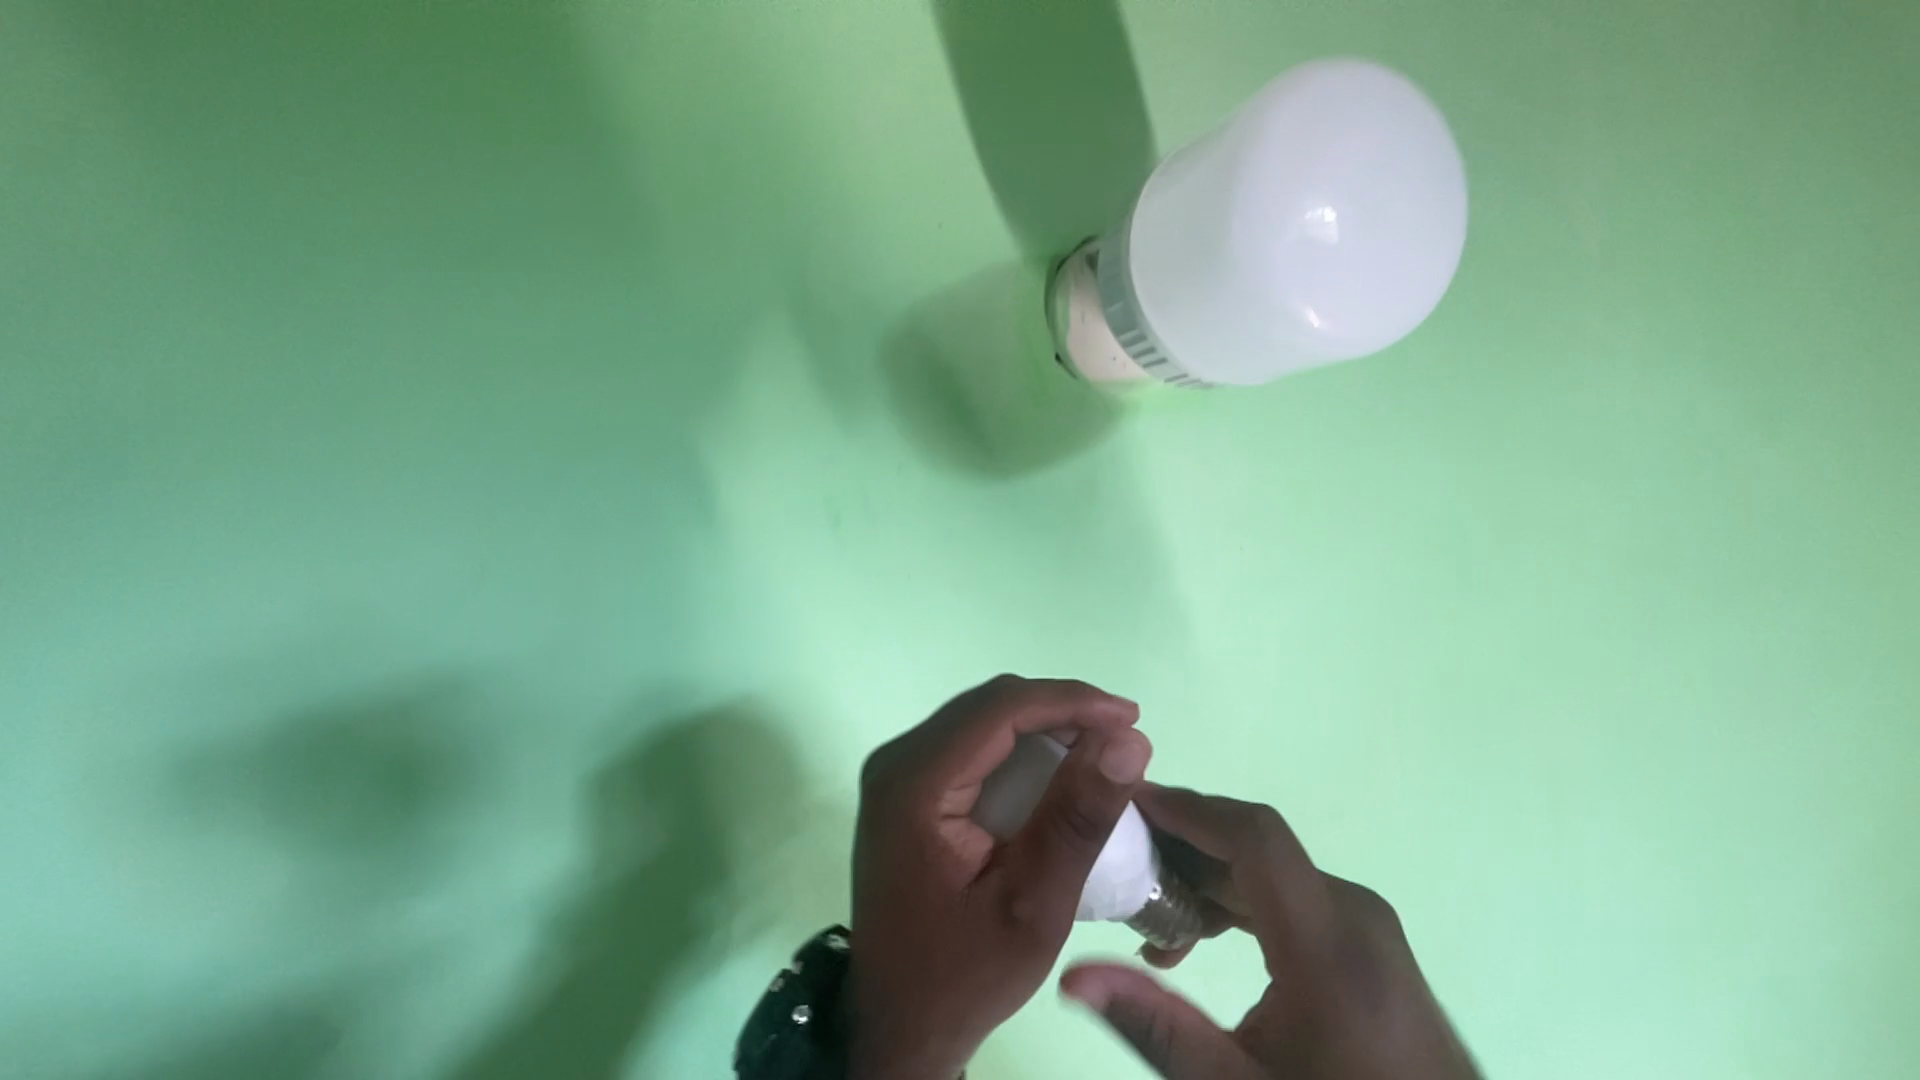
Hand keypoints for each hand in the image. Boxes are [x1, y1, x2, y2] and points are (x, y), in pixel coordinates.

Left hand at [846, 675, 1153, 1079]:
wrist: (900, 1024)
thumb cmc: (964, 974)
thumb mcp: (1033, 905)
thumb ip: (1077, 819)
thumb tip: (1130, 740)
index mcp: (915, 784)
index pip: (999, 709)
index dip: (1070, 701)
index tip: (1131, 718)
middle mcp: (897, 762)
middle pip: (989, 706)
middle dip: (1061, 711)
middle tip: (1123, 740)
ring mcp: (898, 774)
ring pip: (981, 719)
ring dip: (1043, 727)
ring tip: (1102, 753)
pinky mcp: (907, 789)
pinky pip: (971, 745)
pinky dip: (1020, 750)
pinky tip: (1058, 772)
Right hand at [1061, 786, 1479, 1078]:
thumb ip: (1156, 1027)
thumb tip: (1072, 977)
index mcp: (1328, 942)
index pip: (1252, 834)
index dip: (1185, 808)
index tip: (1123, 803)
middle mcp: (1351, 912)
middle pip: (1253, 846)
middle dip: (1178, 843)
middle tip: (1112, 856)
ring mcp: (1363, 925)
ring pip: (1267, 870)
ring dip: (1202, 876)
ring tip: (1141, 908)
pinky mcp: (1364, 943)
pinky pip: (1289, 896)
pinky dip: (1235, 901)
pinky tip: (1193, 938)